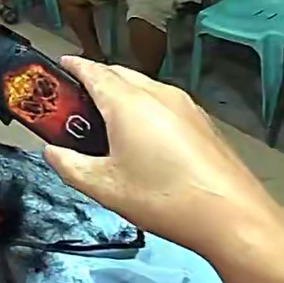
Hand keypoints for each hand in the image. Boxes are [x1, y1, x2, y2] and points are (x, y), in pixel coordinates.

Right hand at [42, 57, 283, 267]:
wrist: (231, 215)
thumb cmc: (164, 199)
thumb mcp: (104, 187)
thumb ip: (70, 166)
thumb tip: (52, 153)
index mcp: (129, 103)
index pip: (94, 71)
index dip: (74, 66)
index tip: (60, 66)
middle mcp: (158, 94)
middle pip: (120, 74)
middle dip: (96, 79)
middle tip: (77, 100)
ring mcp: (185, 105)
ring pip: (145, 87)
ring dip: (122, 93)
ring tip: (106, 120)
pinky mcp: (202, 121)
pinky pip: (164, 102)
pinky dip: (145, 107)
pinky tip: (142, 136)